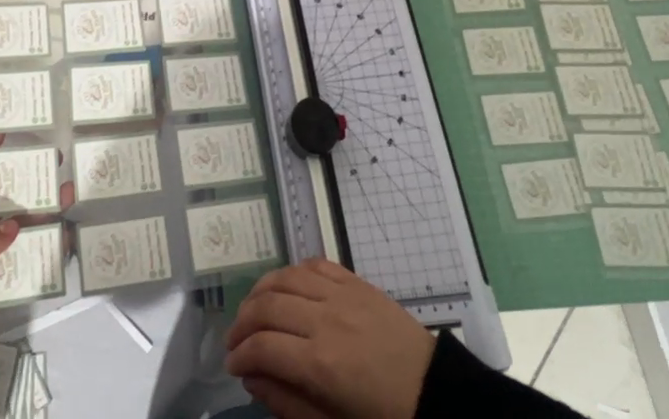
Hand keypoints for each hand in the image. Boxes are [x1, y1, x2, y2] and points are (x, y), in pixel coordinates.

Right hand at [224, 258, 435, 418]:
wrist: (434, 391)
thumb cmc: (382, 415)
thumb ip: (287, 403)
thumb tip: (252, 378)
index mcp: (322, 363)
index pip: (262, 346)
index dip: (240, 355)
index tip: (233, 365)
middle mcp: (327, 321)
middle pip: (267, 306)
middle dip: (242, 322)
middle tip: (236, 340)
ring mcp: (343, 296)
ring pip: (286, 277)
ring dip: (260, 291)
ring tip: (253, 309)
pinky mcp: (357, 283)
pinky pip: (315, 264)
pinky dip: (292, 272)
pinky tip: (285, 288)